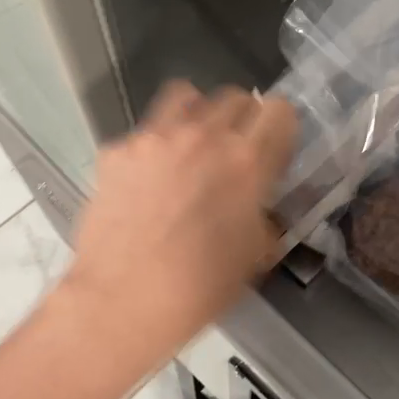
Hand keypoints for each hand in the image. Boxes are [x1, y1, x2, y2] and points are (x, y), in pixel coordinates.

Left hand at [61, 81, 296, 360]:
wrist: (122, 302)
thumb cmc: (199, 288)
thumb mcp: (255, 253)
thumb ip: (263, 212)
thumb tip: (258, 203)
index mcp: (247, 162)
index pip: (280, 110)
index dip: (281, 128)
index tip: (275, 148)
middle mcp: (203, 136)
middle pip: (235, 96)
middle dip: (243, 119)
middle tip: (235, 152)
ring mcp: (155, 138)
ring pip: (188, 96)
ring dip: (199, 115)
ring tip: (193, 146)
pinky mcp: (117, 150)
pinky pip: (146, 132)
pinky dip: (155, 147)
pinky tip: (148, 180)